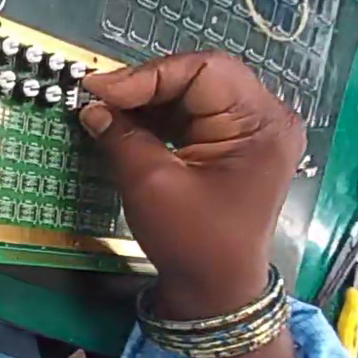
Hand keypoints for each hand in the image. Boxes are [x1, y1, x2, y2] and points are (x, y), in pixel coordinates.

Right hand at [78, 51, 302, 321]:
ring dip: (146, 100)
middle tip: (99, 99)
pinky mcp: (227, 145)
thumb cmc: (192, 240)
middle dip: (145, 85)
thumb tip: (93, 108)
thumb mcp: (151, 185)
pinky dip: (155, 116)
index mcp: (260, 123)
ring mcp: (247, 131)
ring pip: (190, 93)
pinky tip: (125, 123)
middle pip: (199, 76)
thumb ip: (122, 137)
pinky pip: (188, 115)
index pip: (203, 70)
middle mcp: (263, 118)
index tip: (98, 90)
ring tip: (106, 110)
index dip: (146, 75)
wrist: (213, 287)